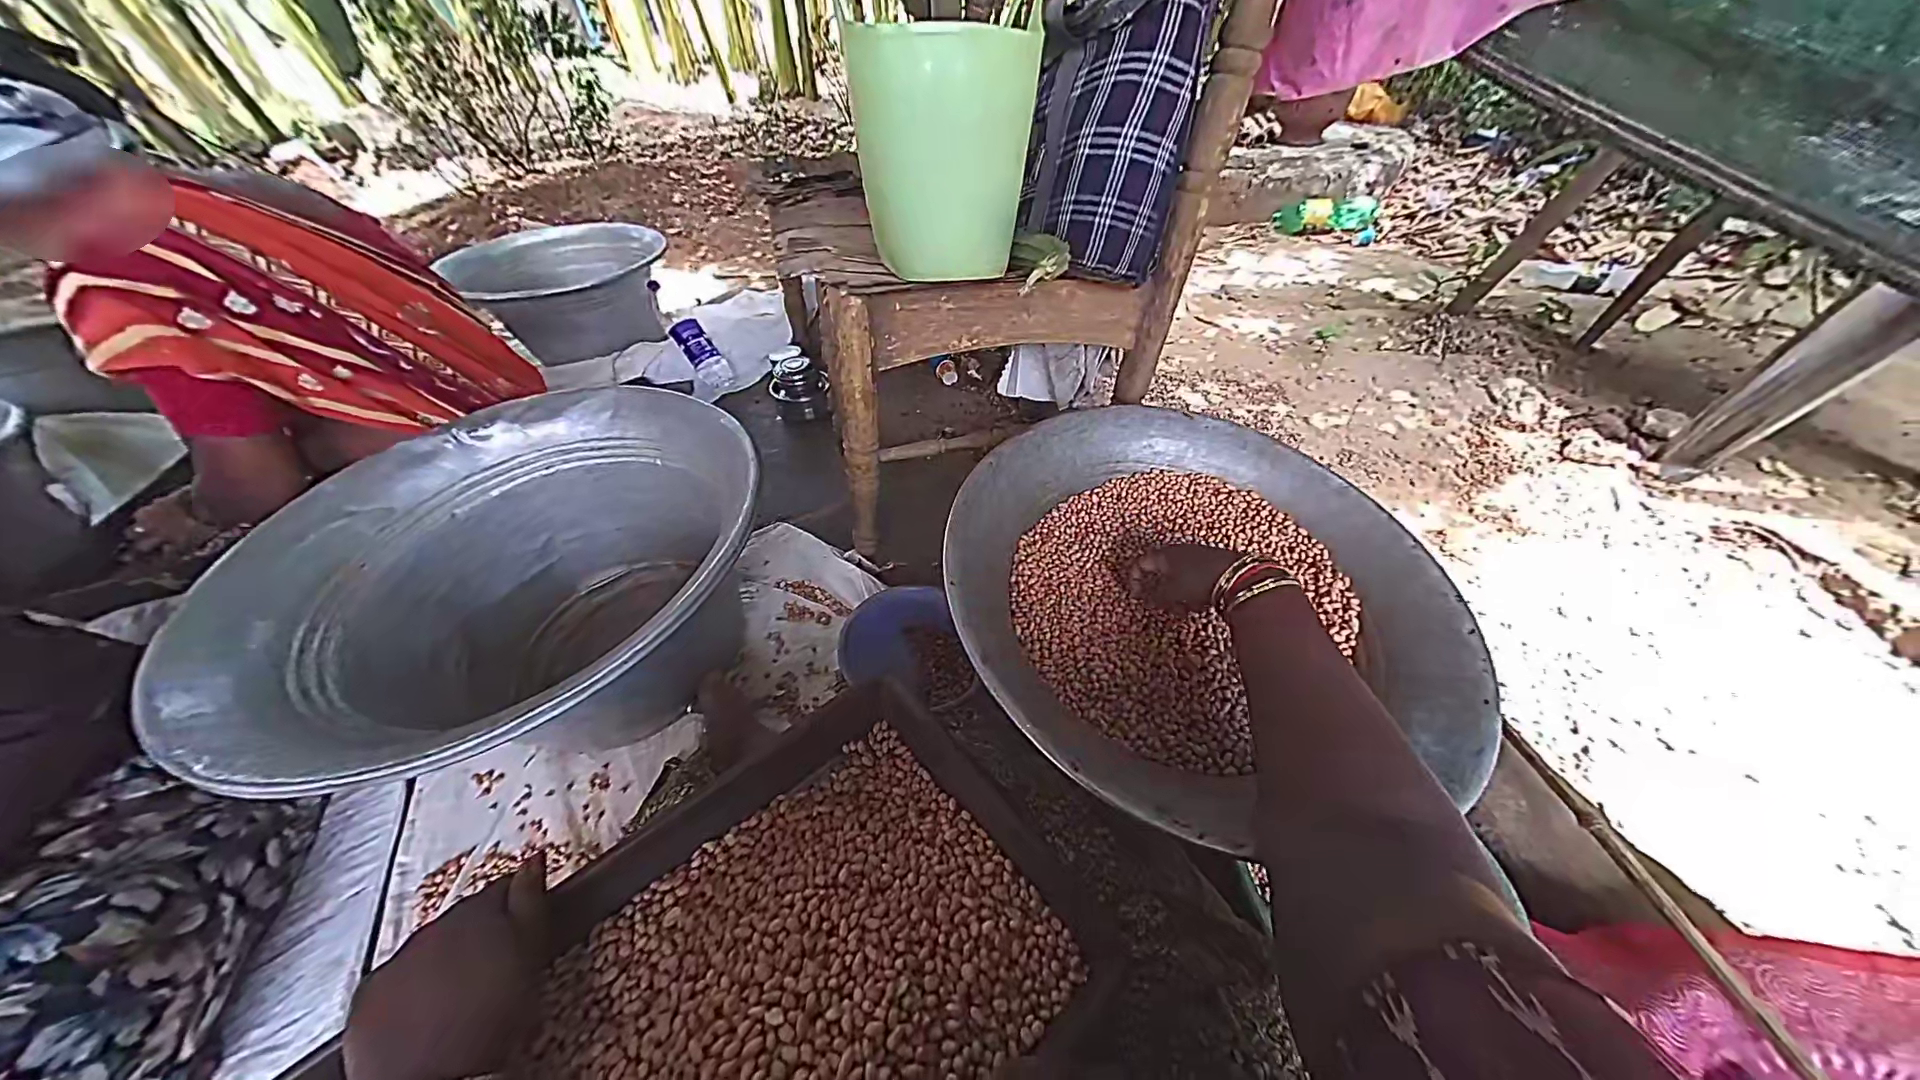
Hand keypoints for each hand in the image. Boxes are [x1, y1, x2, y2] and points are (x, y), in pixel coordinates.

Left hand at [345, 858, 549, 1079]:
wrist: (440, 1078)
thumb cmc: (496, 1014)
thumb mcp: (532, 949)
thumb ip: (530, 898)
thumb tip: (533, 861)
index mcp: (475, 911)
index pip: (502, 887)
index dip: (518, 903)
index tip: (526, 921)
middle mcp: (430, 929)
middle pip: (462, 918)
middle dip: (479, 933)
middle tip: (498, 964)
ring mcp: (394, 964)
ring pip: (427, 949)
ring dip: (444, 959)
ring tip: (464, 992)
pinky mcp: (365, 1000)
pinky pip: (393, 982)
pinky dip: (410, 989)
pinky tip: (428, 1009)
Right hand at [1122, 543, 1242, 612]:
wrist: (1239, 577)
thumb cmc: (1200, 581)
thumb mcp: (1172, 593)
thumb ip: (1155, 596)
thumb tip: (1146, 599)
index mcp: (1164, 554)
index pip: (1141, 563)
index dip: (1134, 579)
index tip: (1136, 595)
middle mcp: (1179, 550)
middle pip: (1161, 571)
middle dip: (1160, 590)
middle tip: (1163, 605)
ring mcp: (1197, 554)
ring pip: (1179, 576)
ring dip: (1177, 594)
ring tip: (1185, 609)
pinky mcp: (1213, 562)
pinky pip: (1194, 577)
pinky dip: (1192, 590)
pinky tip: (1200, 604)